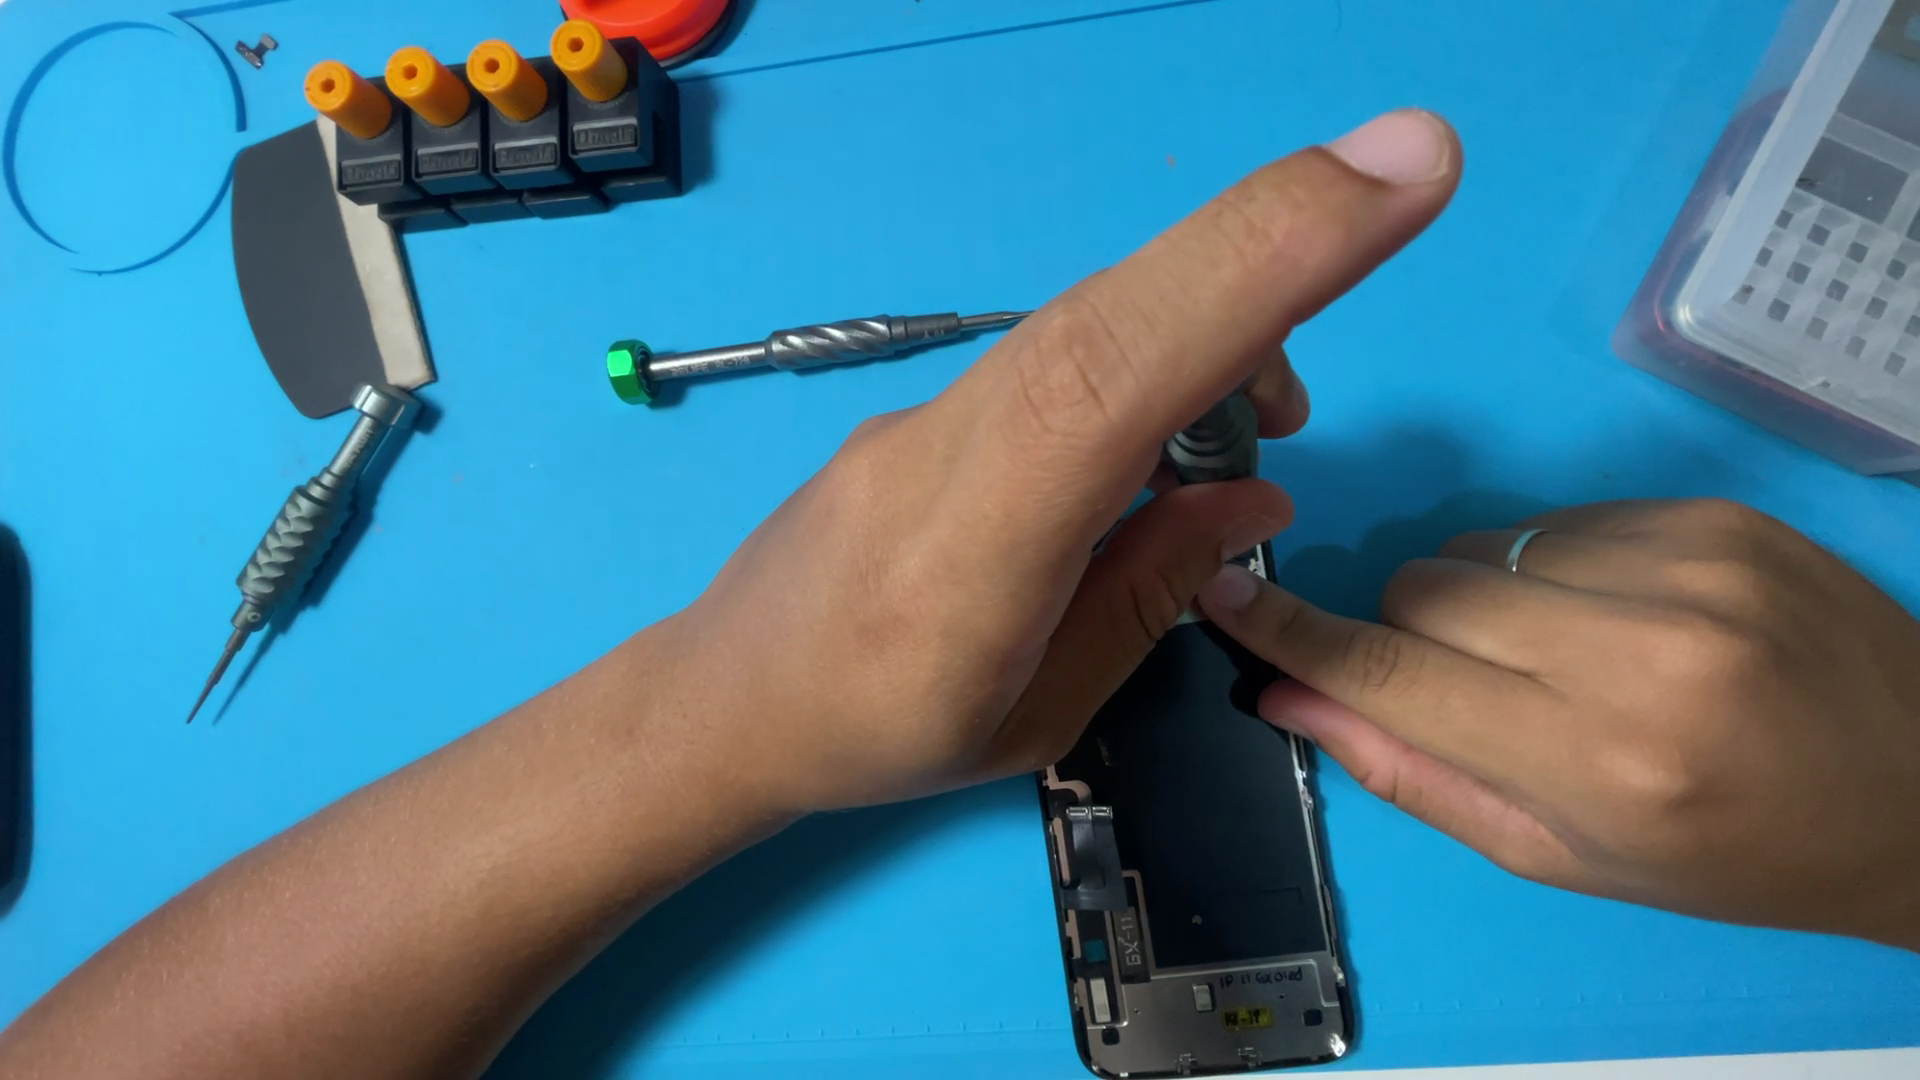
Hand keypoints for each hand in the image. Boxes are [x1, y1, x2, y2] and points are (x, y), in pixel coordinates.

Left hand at [646, 110, 1460, 812]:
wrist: (732, 695)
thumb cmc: (879, 733)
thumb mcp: (1036, 711)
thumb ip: (1146, 595)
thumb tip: (1248, 491)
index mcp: (970, 553)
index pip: (1110, 376)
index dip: (1250, 268)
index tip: (1396, 172)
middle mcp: (940, 450)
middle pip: (1102, 319)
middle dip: (1260, 254)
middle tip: (1361, 276)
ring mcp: (917, 417)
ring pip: (1081, 327)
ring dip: (1199, 331)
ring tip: (1254, 417)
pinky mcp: (917, 411)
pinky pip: (1046, 358)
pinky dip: (1135, 360)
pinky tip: (1158, 429)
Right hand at [1198, 498, 1919, 949]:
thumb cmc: (1724, 850)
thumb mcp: (1550, 850)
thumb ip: (1403, 768)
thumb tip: (1287, 695)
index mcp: (1590, 756)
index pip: (1386, 673)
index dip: (1290, 632)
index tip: (1221, 594)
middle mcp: (1633, 650)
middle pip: (1418, 590)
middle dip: (1406, 629)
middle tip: (1473, 680)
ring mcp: (1678, 566)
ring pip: (1470, 550)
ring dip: (1474, 598)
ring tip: (1557, 647)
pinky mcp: (1703, 515)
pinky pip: (1542, 524)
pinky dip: (1542, 568)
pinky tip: (1613, 611)